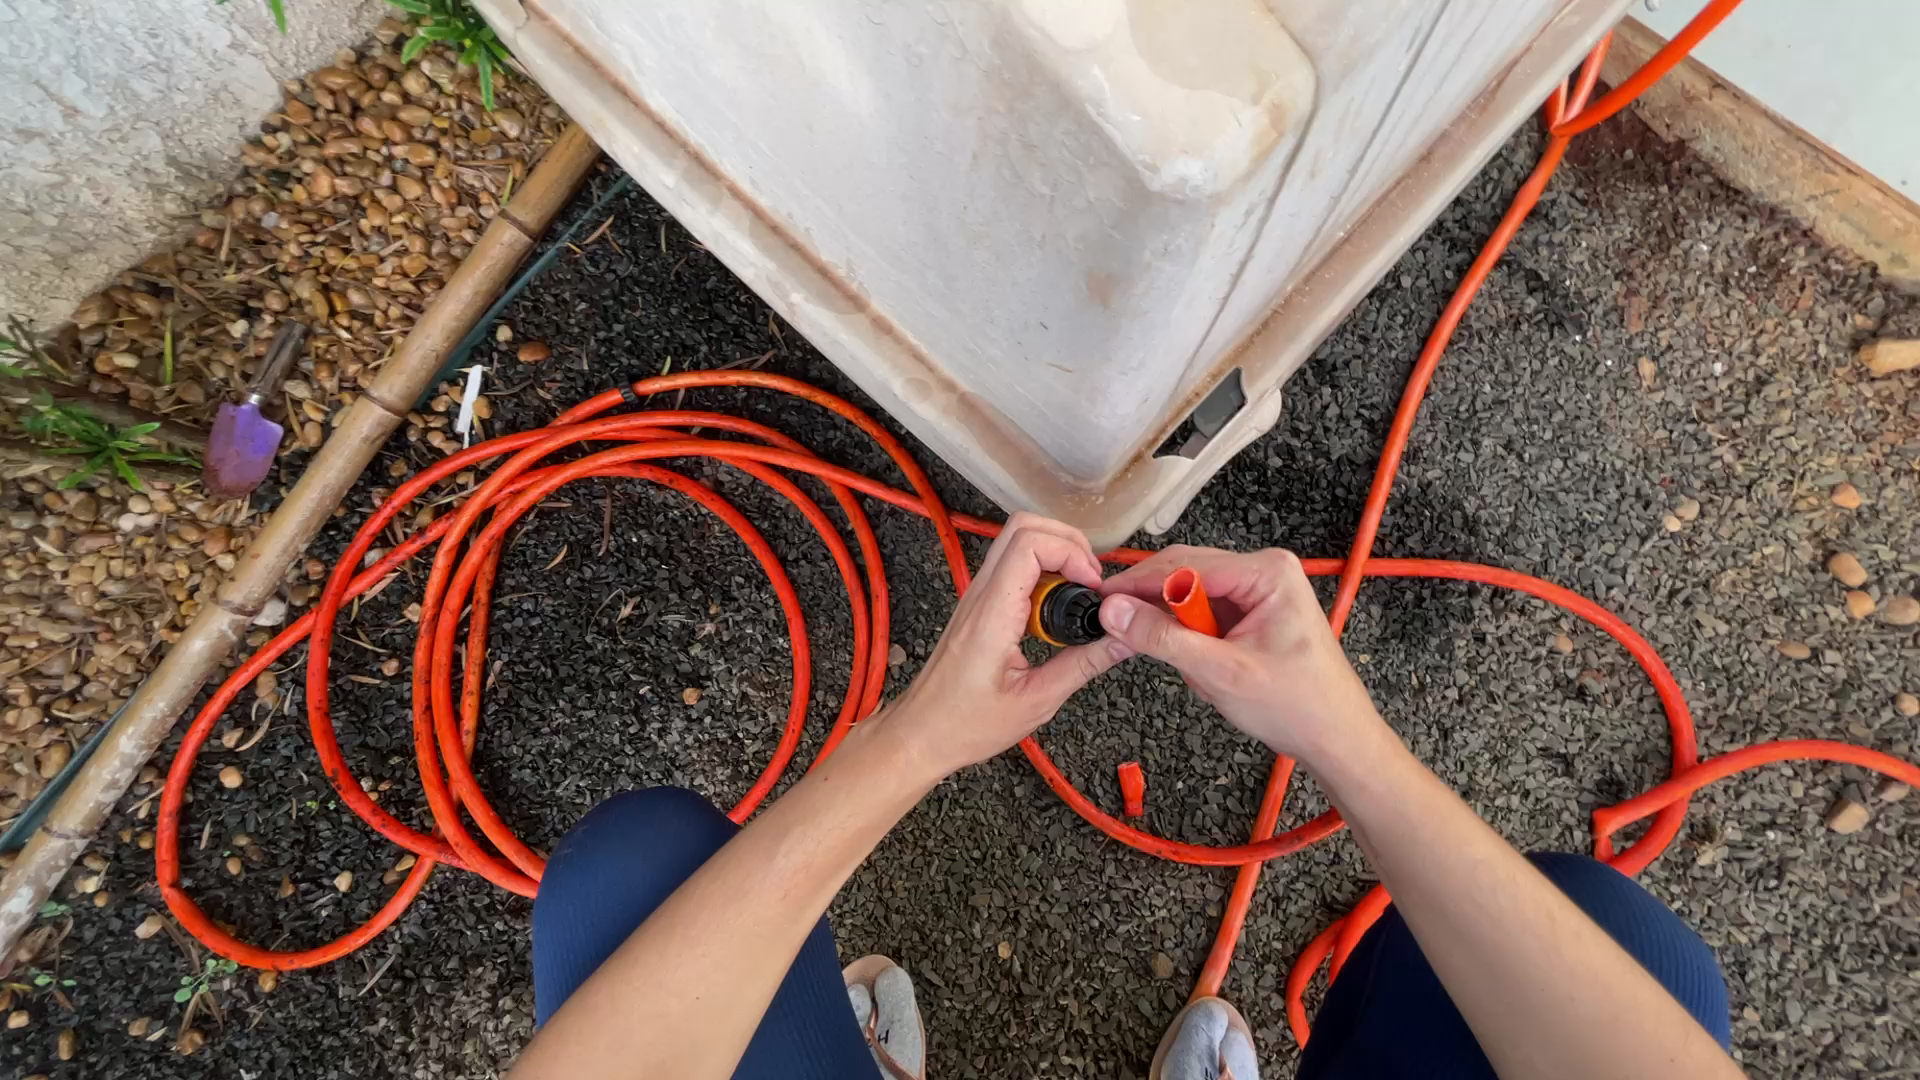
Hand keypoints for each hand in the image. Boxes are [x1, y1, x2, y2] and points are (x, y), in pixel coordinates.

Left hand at [881, 514, 1131, 779]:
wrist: (921, 732)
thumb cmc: (967, 723)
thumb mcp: (1037, 701)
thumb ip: (1083, 664)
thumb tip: (1123, 638)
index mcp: (993, 612)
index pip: (1029, 543)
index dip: (1071, 552)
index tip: (1093, 586)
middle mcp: (981, 593)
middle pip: (1023, 527)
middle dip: (1068, 542)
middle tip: (1091, 580)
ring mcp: (977, 595)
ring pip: (1016, 542)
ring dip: (1055, 554)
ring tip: (1080, 592)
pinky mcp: (979, 605)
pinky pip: (1011, 567)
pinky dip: (1042, 571)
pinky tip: (1057, 609)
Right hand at [1097, 546, 1383, 764]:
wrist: (1337, 739)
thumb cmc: (1297, 707)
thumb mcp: (1220, 673)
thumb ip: (1163, 638)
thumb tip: (1112, 611)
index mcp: (1266, 572)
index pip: (1184, 564)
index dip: (1137, 582)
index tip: (1100, 599)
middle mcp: (1263, 570)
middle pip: (1183, 572)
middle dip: (1156, 606)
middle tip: (1117, 626)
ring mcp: (1256, 590)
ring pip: (1188, 594)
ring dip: (1177, 628)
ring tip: (1186, 664)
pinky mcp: (1250, 610)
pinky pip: (1202, 612)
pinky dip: (1191, 638)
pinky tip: (1201, 665)